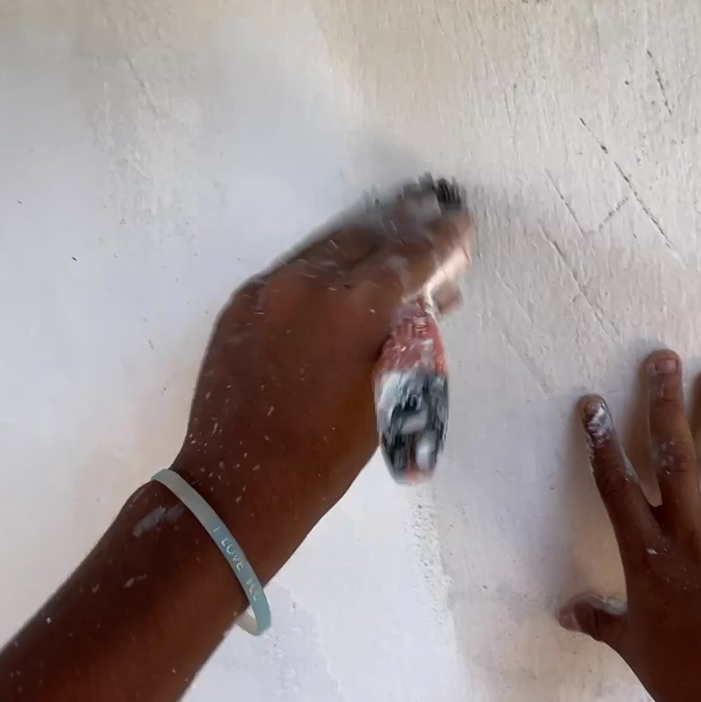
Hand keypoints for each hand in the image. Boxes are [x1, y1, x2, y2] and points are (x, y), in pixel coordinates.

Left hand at [170, 179, 473, 571]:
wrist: (240, 485)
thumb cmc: (328, 453)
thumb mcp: (389, 394)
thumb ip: (409, 334)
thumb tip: (433, 295)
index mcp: (351, 307)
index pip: (409, 257)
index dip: (441, 238)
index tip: (460, 220)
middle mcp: (306, 282)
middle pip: (365, 237)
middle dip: (401, 228)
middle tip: (428, 216)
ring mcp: (267, 288)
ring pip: (326, 247)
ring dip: (362, 243)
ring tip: (390, 238)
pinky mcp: (241, 302)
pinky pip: (293, 269)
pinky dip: (325, 267)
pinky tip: (341, 274)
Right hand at [559, 349, 700, 701]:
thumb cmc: (682, 680)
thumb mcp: (631, 648)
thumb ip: (597, 621)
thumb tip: (561, 613)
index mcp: (646, 554)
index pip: (615, 485)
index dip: (602, 441)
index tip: (594, 404)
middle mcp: (687, 537)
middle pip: (672, 458)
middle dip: (664, 405)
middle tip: (663, 359)